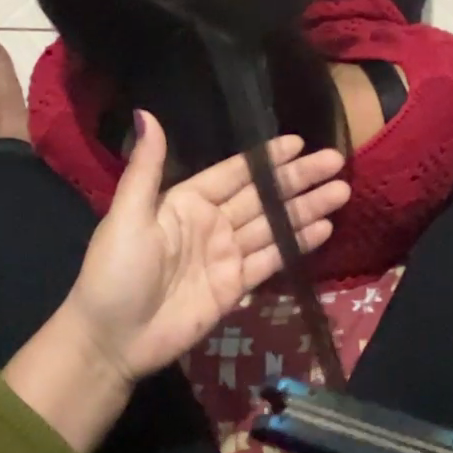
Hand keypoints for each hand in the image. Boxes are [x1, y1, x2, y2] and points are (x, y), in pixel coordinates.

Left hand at [66, 111, 349, 381]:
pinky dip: (296, 244)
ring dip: (305, 209)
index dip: (266, 159)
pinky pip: (270, 259)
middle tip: (334, 161)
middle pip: (261, 196)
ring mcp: (225, 255)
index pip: (234, 173)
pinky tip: (323, 228)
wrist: (112, 339)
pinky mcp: (235, 286)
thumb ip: (145, 168)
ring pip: (272, 225)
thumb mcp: (127, 216)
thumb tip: (146, 113)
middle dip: (297, 180)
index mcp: (185, 201)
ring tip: (341, 192)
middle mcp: (210, 223)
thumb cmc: (115, 272)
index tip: (299, 142)